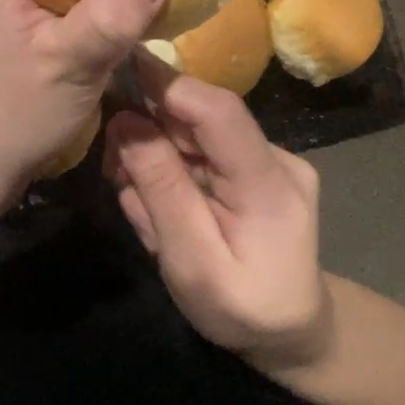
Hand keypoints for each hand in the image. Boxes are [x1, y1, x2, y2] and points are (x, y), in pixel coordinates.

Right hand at [106, 76, 331, 371]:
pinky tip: (159, 199)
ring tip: (139, 200)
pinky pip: (197, 148)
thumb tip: (125, 119)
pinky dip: (167, 163)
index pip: (219, 111)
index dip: (166, 83)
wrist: (292, 336)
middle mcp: (276, 159)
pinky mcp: (252, 166)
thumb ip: (160, 189)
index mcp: (269, 186)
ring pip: (191, 131)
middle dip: (146, 128)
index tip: (113, 67)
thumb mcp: (191, 263)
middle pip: (198, 116)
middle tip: (112, 168)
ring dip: (152, 151)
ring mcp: (268, 160)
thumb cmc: (241, 310)